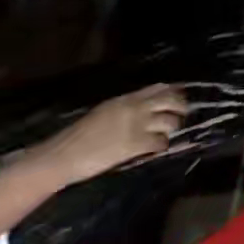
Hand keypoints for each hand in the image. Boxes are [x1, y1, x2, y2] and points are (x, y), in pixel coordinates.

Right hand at [30, 85, 188, 183]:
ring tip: (167, 134)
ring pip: (171, 121)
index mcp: (128, 99)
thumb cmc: (77, 136)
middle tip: (181, 114)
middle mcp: (138, 108)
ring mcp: (138, 125)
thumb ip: (125, 107)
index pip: (160, 87)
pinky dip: (161, 145)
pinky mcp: (136, 144)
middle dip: (181, 107)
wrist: (62, 155)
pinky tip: (157, 148)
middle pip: (172, 100)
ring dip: (172, 128)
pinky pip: (160, 142)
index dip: (173, 91)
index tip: (178, 96)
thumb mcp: (105, 111)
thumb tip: (142, 106)